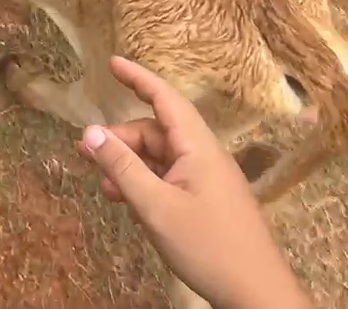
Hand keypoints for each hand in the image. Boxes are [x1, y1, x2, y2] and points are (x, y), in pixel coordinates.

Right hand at [78, 57, 310, 308]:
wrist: (261, 302)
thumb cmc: (209, 247)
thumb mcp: (156, 207)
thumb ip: (121, 166)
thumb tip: (89, 130)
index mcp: (198, 149)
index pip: (166, 99)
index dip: (139, 78)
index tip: (112, 63)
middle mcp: (205, 157)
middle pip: (155, 132)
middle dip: (120, 138)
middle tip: (86, 151)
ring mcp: (209, 181)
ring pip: (160, 158)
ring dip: (129, 165)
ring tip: (104, 185)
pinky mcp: (209, 203)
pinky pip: (169, 178)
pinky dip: (145, 182)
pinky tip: (127, 202)